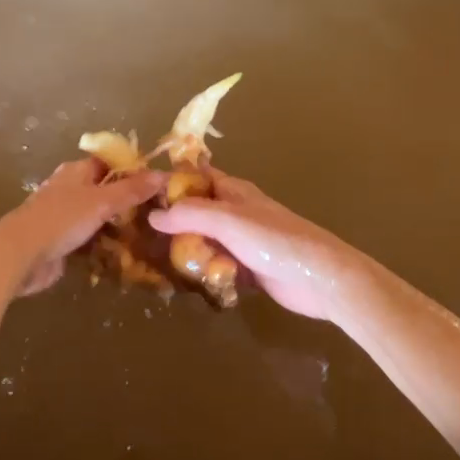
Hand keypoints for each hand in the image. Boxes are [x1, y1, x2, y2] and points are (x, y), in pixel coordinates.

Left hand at [0, 159, 164, 295]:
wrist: (21, 254)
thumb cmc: (61, 219)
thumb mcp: (101, 201)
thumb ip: (131, 190)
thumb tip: (163, 173)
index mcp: (76, 172)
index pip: (108, 162)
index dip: (132, 169)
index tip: (158, 182)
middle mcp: (69, 190)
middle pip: (104, 190)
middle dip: (128, 200)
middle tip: (158, 211)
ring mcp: (64, 217)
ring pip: (97, 216)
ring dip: (117, 224)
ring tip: (149, 233)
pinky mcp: (62, 242)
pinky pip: (90, 239)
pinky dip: (105, 244)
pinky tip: (126, 253)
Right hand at [148, 168, 367, 320]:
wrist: (321, 278)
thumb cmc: (275, 241)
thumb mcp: (228, 220)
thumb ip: (189, 215)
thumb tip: (153, 215)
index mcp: (233, 191)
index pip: (196, 177)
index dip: (170, 182)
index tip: (140, 196)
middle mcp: (236, 213)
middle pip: (197, 212)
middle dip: (172, 222)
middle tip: (139, 237)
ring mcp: (243, 242)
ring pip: (205, 241)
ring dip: (186, 250)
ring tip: (153, 262)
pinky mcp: (249, 269)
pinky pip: (217, 266)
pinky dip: (203, 272)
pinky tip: (182, 282)